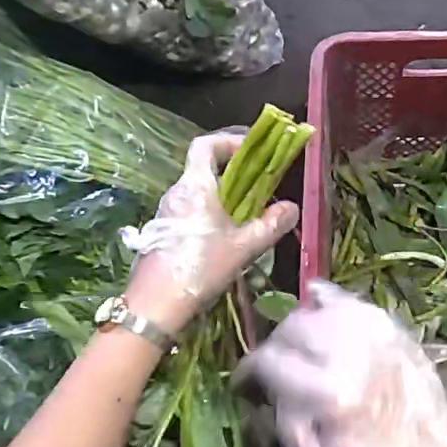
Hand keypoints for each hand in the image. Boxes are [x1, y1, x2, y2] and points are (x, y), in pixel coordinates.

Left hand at [121, 131, 298, 334]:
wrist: (155, 304)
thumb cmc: (200, 268)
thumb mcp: (243, 247)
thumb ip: (270, 225)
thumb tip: (292, 208)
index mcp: (195, 186)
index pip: (205, 145)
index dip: (228, 141)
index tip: (251, 152)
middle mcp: (176, 192)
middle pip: (202, 169)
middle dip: (231, 174)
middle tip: (256, 189)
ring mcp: (165, 212)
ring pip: (196, 192)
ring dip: (220, 197)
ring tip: (244, 217)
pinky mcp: (161, 231)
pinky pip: (188, 211)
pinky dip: (207, 214)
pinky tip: (221, 239)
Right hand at [242, 281, 446, 446]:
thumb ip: (285, 425)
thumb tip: (268, 392)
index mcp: (331, 391)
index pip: (271, 360)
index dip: (249, 369)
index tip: (244, 380)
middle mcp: (353, 353)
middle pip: (293, 328)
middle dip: (274, 346)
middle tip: (272, 367)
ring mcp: (378, 336)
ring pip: (319, 309)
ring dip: (299, 324)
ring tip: (296, 346)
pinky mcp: (395, 331)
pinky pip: (353, 303)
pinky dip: (329, 300)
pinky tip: (318, 305)